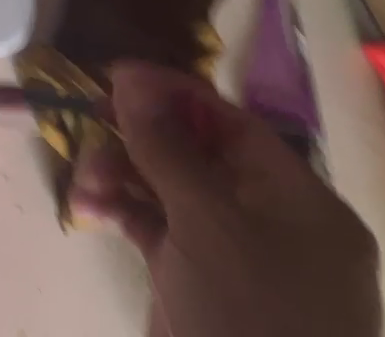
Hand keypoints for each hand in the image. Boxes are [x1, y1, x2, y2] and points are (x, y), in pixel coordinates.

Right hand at [70, 61, 380, 336]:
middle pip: (191, 150)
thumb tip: (131, 75)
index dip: (172, 93)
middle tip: (86, 129)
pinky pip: (150, 219)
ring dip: (116, 174)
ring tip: (86, 190)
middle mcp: (269, 218)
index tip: (111, 74)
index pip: (231, 123)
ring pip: (162, 184)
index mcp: (298, 201)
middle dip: (133, 139)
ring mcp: (229, 248)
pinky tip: (89, 209)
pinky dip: (117, 208)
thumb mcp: (205, 221)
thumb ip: (166, 145)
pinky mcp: (193, 272)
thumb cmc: (247, 309)